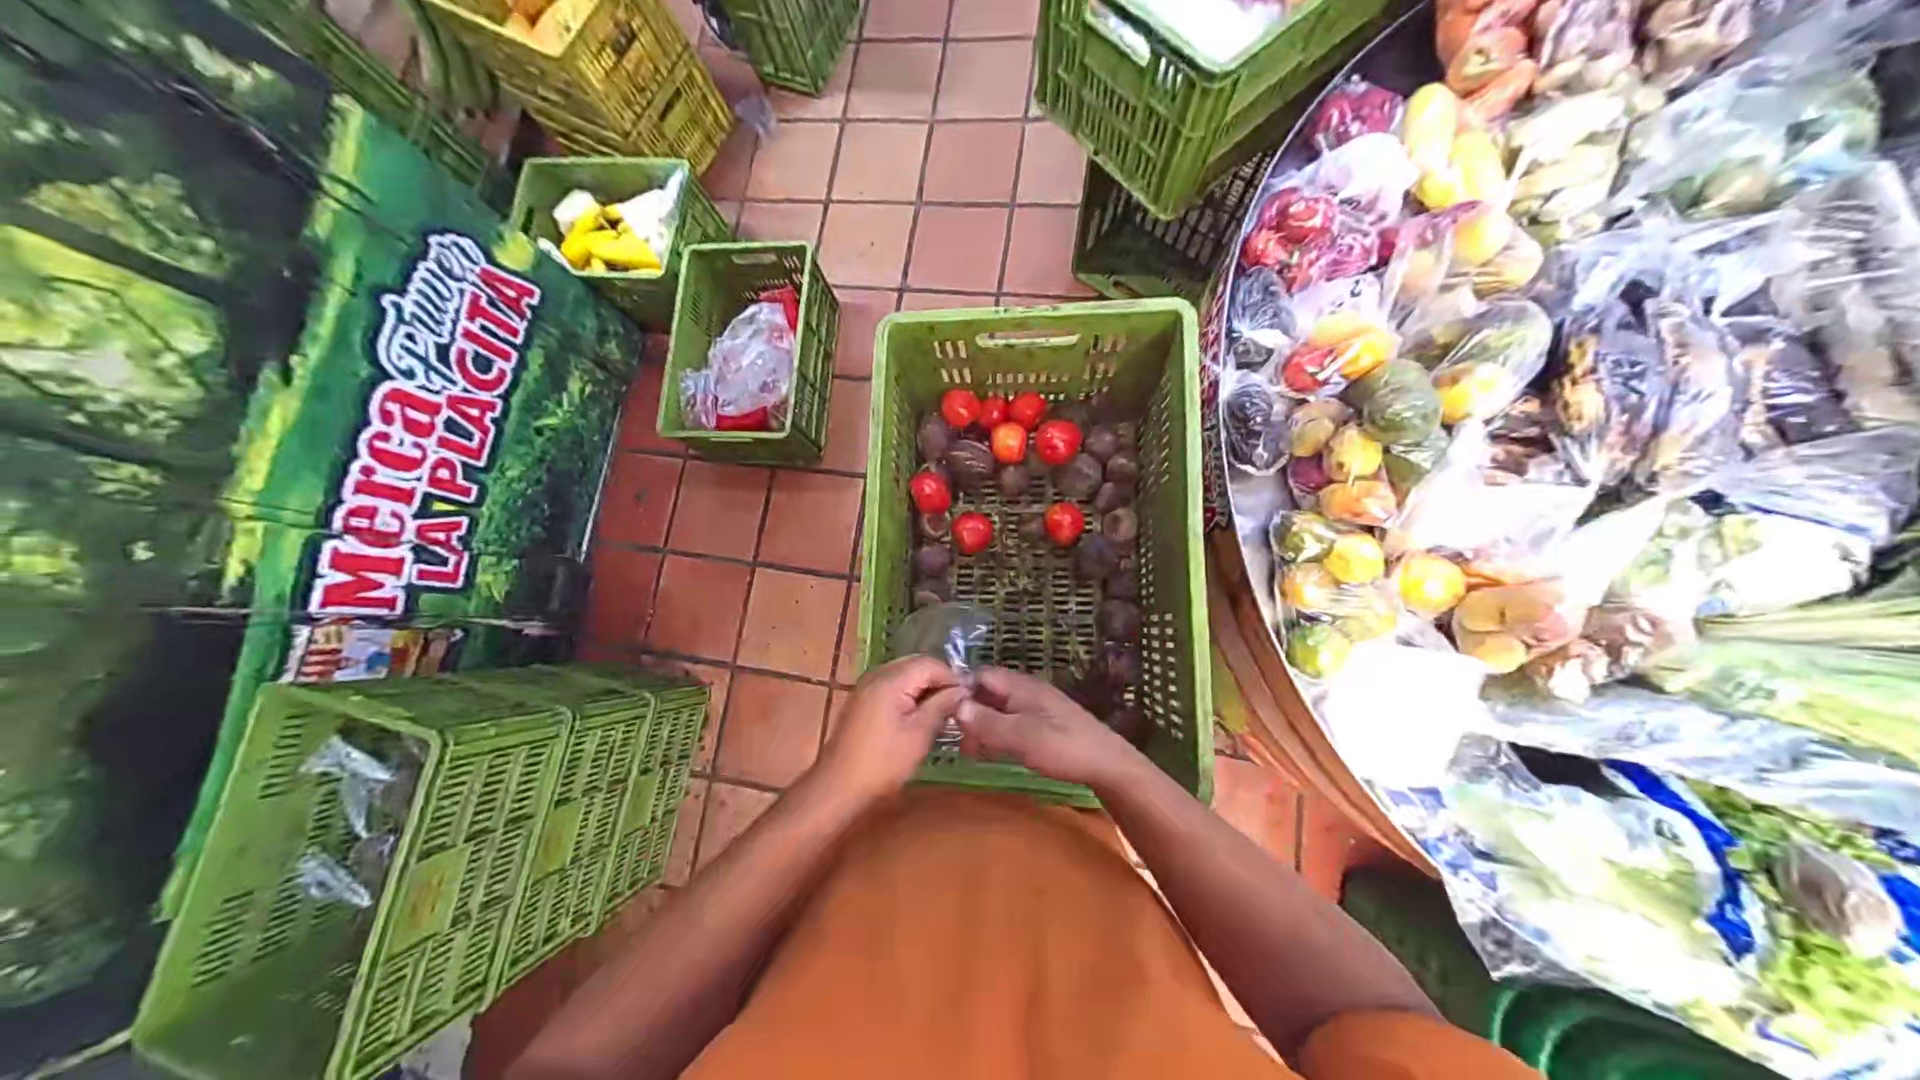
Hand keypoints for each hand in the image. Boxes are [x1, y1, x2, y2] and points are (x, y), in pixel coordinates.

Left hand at [812, 656, 967, 804]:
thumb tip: (962, 689)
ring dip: (925, 688)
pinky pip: (893, 686)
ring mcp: (866, 686)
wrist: (838, 787)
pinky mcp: (862, 700)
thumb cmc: (883, 763)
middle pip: (917, 665)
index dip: (953, 677)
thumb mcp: (920, 734)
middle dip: (939, 681)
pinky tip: (920, 716)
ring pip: (905, 675)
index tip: (970, 697)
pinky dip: (910, 694)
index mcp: (891, 679)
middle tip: (958, 704)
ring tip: (943, 712)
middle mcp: (877, 675)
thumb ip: (942, 705)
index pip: (931, 663)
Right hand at [955, 667, 1143, 788]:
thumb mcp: (1020, 737)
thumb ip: (987, 723)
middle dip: (970, 713)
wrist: (1108, 765)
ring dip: (984, 726)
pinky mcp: (1045, 725)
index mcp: (1021, 686)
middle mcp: (1027, 691)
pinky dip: (999, 734)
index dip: (961, 690)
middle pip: (989, 693)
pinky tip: (994, 752)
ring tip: (972, 751)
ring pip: (1000, 710)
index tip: (944, 713)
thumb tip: (955, 707)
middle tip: (959, 741)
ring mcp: (1038, 707)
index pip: (981, 676)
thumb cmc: (1063, 747)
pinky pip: (1013, 722)